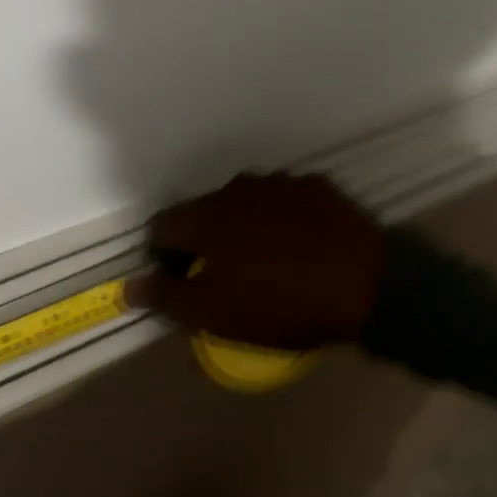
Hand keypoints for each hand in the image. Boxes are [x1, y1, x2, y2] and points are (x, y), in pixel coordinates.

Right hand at [125, 170, 387, 350]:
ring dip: (246, 229)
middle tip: (224, 279)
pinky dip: (283, 222)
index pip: (163, 226)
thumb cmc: (281, 304)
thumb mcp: (215, 314)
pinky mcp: (317, 187)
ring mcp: (282, 183)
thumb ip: (167, 296)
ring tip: (266, 264)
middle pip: (206, 212)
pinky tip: (300, 249)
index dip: (163, 256)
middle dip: (206, 241)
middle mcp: (239, 187)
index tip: (180, 282)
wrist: (366, 282)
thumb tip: (131, 286)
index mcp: (207, 215)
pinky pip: (286, 204)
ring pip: (247, 205)